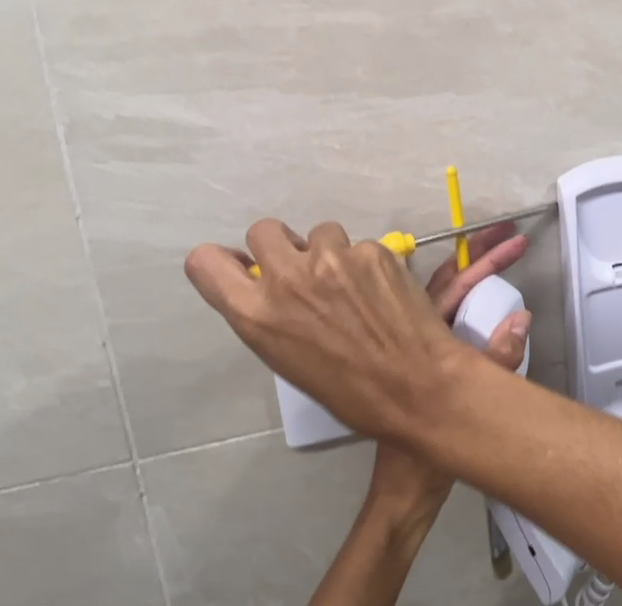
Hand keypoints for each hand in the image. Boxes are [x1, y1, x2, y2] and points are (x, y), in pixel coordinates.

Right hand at [184, 218, 529, 444]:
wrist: (415, 384)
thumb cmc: (346, 389)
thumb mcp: (285, 357)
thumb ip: (270, 313)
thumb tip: (270, 284)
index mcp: (254, 314)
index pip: (207, 261)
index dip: (226, 261)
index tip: (244, 267)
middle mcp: (287, 277)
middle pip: (264, 230)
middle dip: (282, 245)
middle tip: (303, 269)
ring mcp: (333, 259)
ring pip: (321, 232)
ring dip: (330, 251)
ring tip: (352, 284)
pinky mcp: (374, 250)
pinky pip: (362, 246)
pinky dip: (369, 262)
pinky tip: (384, 289)